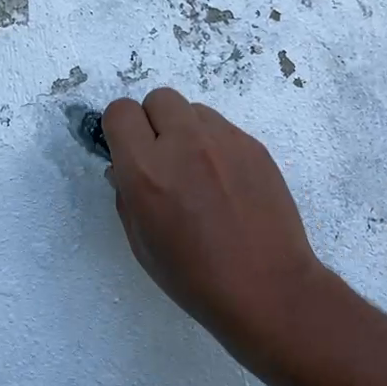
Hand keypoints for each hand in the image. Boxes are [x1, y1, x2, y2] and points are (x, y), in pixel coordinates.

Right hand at [102, 88, 326, 351]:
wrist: (266, 287)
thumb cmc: (194, 278)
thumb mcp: (142, 244)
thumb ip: (126, 198)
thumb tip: (123, 170)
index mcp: (146, 172)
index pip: (120, 112)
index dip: (120, 130)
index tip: (127, 151)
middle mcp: (184, 145)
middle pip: (159, 98)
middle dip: (153, 122)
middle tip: (162, 159)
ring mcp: (224, 141)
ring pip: (194, 110)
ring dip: (187, 132)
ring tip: (198, 173)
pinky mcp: (254, 146)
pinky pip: (224, 129)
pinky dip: (216, 146)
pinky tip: (226, 184)